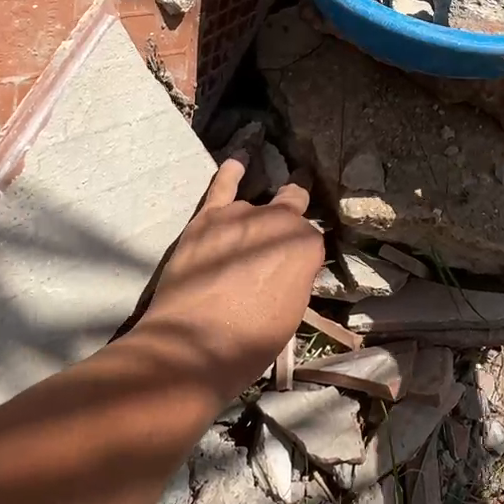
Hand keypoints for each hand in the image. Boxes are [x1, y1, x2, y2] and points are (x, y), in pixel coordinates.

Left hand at [138, 158, 322, 400]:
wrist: (193, 343)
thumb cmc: (250, 340)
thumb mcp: (291, 312)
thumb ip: (293, 276)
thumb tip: (286, 266)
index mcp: (308, 246)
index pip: (311, 240)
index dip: (300, 256)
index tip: (290, 271)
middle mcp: (281, 220)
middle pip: (292, 208)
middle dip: (290, 217)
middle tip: (280, 237)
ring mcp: (244, 213)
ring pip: (256, 206)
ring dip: (253, 219)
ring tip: (242, 239)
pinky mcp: (209, 216)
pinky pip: (223, 184)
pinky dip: (232, 170)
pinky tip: (238, 159)